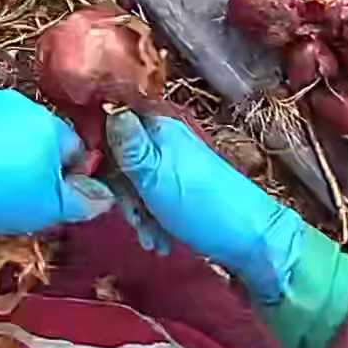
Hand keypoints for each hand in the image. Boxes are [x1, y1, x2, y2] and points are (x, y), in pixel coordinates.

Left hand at [0, 90, 114, 237]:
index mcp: (51, 125)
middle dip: (37, 157)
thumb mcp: (47, 208)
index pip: (74, 149)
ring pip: (13, 125)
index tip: (49, 195)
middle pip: (43, 133)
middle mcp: (25, 103)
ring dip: (10, 144)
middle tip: (20, 188)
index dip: (67, 175)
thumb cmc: (0, 194)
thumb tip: (103, 196)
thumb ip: (81, 200)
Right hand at [106, 110, 308, 302]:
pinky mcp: (181, 187)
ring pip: (135, 180)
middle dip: (121, 190)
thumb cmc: (198, 204)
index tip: (96, 175)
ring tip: (150, 237)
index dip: (100, 146)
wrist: (250, 241)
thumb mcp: (153, 174)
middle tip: (132, 215)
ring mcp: (173, 163)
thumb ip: (126, 143)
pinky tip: (158, 240)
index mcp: (158, 126)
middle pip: (122, 155)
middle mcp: (164, 139)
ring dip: (137, 210)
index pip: (113, 120)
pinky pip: (152, 196)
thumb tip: (107, 105)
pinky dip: (152, 218)